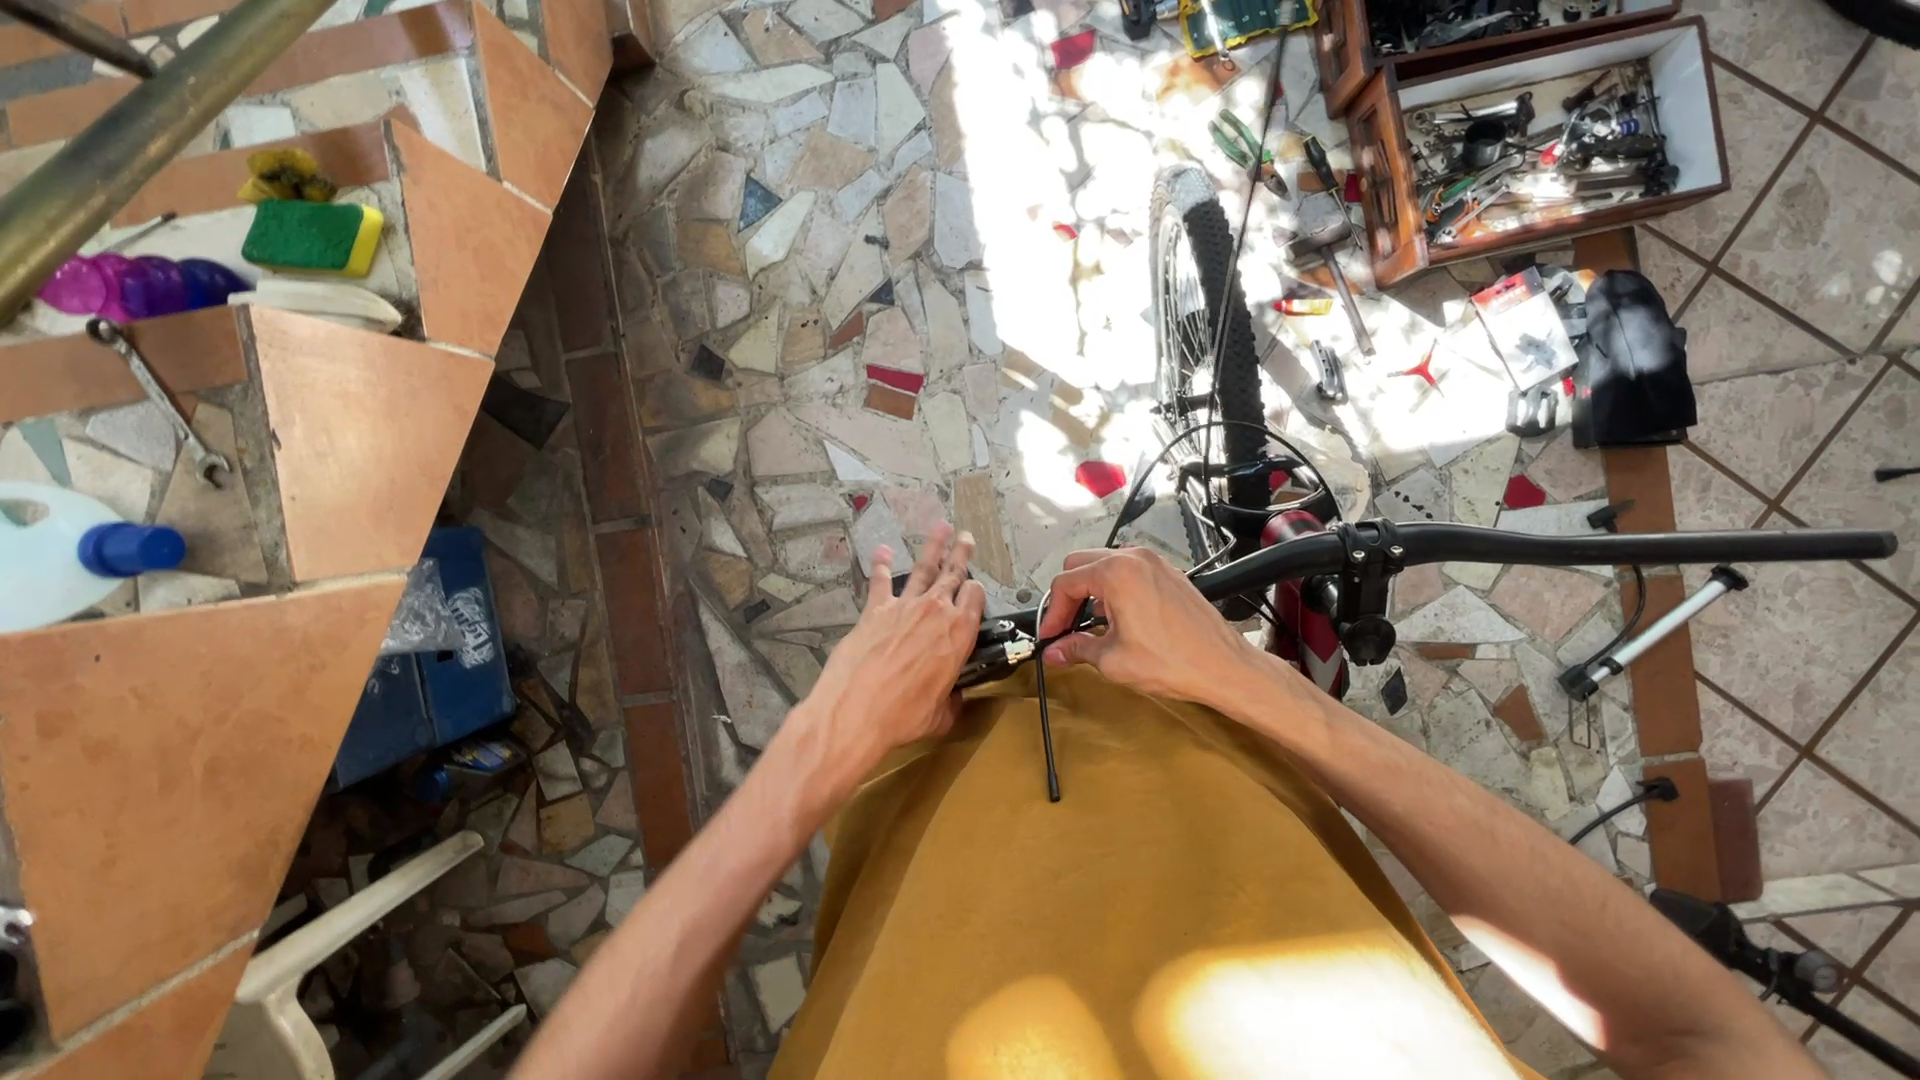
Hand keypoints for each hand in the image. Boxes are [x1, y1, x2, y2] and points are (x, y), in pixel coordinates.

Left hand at [798, 524, 986, 773]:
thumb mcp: (940, 715)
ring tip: (941, 527)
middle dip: (961, 554)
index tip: (975, 588)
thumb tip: (954, 699)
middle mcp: (936, 612)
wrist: (856, 709)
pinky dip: (882, 564)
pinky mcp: (875, 610)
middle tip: (966, 537)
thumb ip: (951, 701)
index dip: (977, 591)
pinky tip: (882, 550)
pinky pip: (881, 581)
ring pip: (924, 568)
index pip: (976, 598)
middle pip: (953, 574)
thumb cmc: (904, 715)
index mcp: (960, 634)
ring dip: (934, 546)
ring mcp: (904, 606)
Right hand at [1036, 547, 1266, 707]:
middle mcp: (1135, 560)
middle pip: (1081, 565)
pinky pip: (1129, 571)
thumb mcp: (1113, 660)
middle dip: (1068, 596)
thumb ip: (1077, 649)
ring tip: (1088, 625)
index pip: (1065, 583)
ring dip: (1091, 591)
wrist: (1223, 667)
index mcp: (1116, 574)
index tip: (1051, 634)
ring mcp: (1154, 564)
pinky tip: (1115, 619)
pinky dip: (1114, 589)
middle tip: (1064, 627)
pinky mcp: (1168, 574)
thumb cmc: (1177, 661)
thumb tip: (1057, 651)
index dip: (1052, 612)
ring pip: (1105, 564)